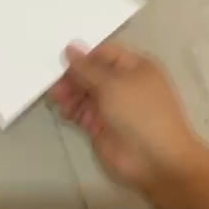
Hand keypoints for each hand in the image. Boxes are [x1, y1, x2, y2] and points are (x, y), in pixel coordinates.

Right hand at [47, 41, 208, 192]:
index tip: (59, 59)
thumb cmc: (140, 113)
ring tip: (57, 99)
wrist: (155, 160)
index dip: (82, 55)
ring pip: (83, 92)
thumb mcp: (114, 84)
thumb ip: (88, 67)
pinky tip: (63, 111)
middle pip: (90, 73)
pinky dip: (70, 110)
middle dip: (72, 76)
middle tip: (53, 83)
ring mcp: (111, 106)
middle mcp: (122, 83)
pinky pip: (81, 112)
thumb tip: (70, 48)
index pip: (103, 53)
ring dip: (69, 93)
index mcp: (134, 67)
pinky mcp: (100, 126)